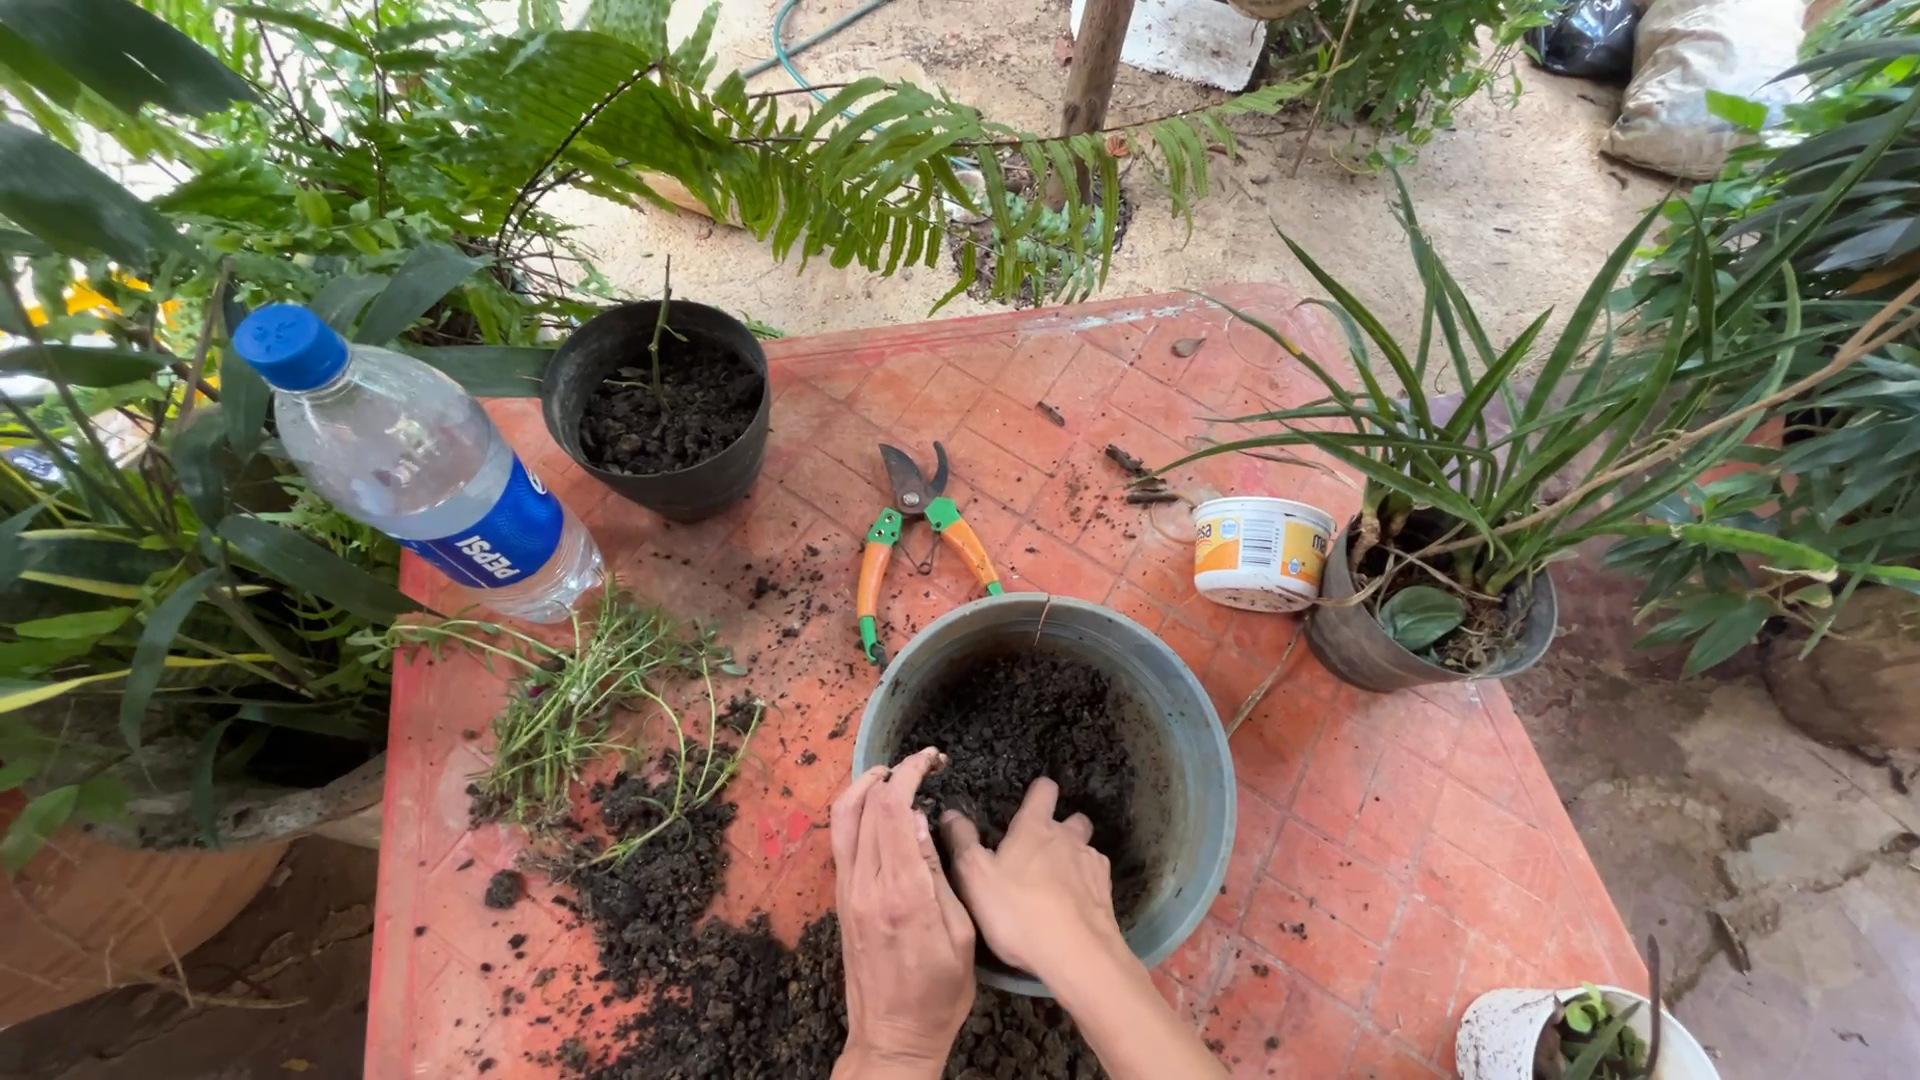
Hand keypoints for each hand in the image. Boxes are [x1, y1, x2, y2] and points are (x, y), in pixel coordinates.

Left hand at [831, 747, 975, 1078]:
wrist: (892, 1038)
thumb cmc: (939, 993)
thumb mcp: (960, 935)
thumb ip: (938, 872)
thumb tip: (919, 819)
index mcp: (902, 891)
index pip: (894, 809)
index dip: (910, 771)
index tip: (932, 758)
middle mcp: (866, 884)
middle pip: (867, 805)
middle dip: (894, 770)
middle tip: (923, 761)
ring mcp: (847, 891)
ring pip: (842, 818)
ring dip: (865, 784)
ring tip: (892, 772)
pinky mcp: (840, 900)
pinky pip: (840, 841)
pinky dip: (854, 810)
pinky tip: (876, 806)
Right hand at [940, 777, 1124, 976]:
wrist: (1077, 954)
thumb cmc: (1018, 910)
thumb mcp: (975, 877)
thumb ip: (962, 841)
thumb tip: (951, 813)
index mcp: (1035, 827)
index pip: (1044, 789)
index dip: (1038, 792)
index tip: (1029, 804)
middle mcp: (1068, 837)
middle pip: (1074, 819)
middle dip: (1062, 828)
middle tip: (1042, 851)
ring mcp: (1092, 864)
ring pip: (1085, 850)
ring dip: (1074, 859)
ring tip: (1057, 885)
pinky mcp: (1106, 893)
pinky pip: (1095, 879)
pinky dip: (1085, 887)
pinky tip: (1073, 907)